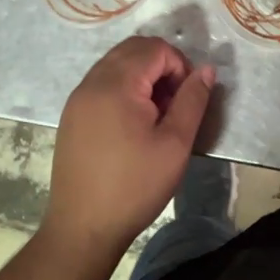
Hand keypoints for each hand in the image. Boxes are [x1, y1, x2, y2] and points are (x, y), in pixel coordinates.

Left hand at [44, 37, 215, 249]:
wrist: (82, 230)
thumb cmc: (134, 186)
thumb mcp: (175, 144)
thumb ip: (193, 100)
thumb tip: (207, 69)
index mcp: (116, 84)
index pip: (156, 49)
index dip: (180, 66)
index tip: (186, 100)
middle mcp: (92, 82)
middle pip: (134, 49)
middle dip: (162, 65)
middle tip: (174, 103)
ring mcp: (78, 98)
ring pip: (117, 63)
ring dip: (143, 76)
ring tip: (157, 115)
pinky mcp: (72, 116)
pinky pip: (102, 82)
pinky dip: (124, 88)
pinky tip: (134, 124)